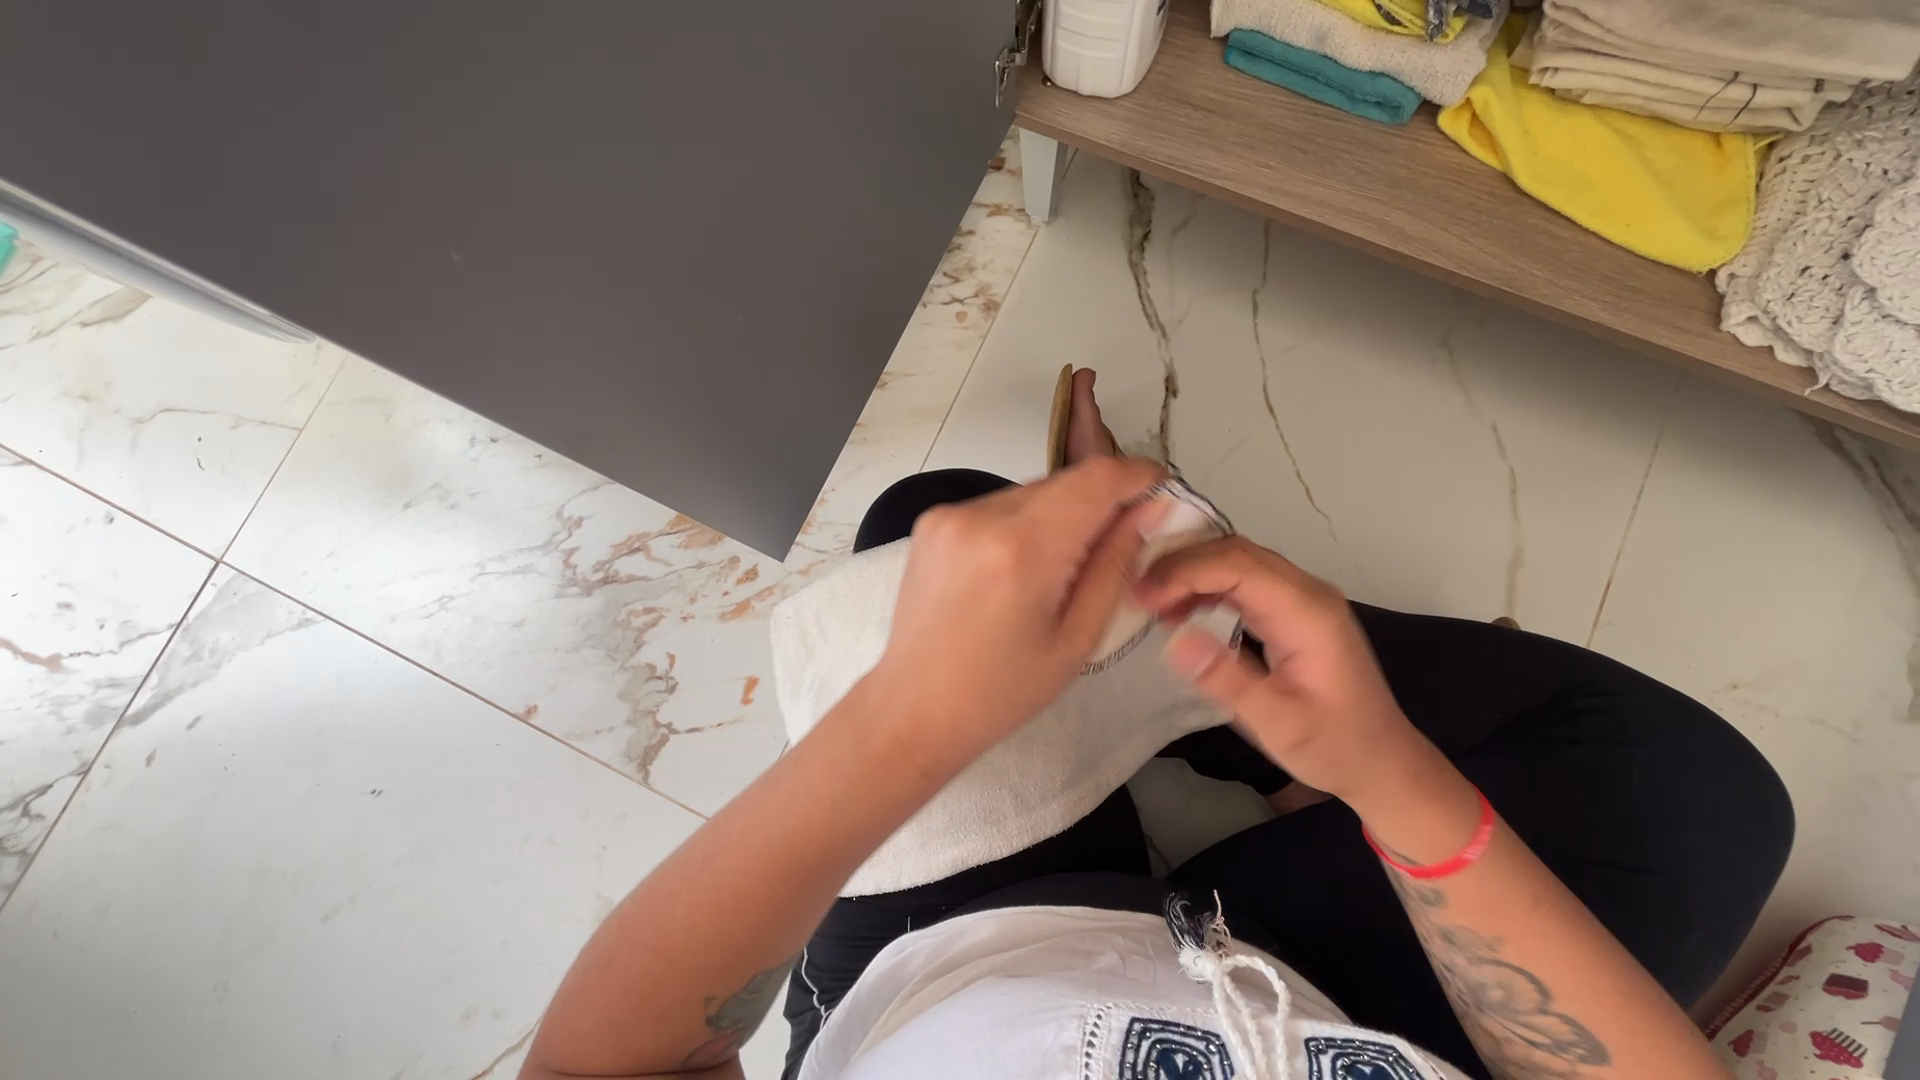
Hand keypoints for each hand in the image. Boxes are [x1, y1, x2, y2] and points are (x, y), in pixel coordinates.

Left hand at [869, 456, 1166, 769]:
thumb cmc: (1001, 692)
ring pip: (1030, 491)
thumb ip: (1115, 565)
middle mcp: (980, 517)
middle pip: (1063, 482)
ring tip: (1059, 568)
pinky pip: (997, 505)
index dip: (1136, 475)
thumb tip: (1150, 509)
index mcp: (1022, 550)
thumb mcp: (1077, 639)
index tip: (1159, 490)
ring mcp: (948, 515)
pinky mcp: (931, 521)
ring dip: (1059, 514)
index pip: (1095, 479)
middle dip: (1099, 502)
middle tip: (1116, 544)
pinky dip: (1023, 523)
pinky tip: (1019, 569)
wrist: (914, 707)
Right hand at [1134, 536, 1445, 812]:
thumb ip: (1229, 681)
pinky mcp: (1292, 611)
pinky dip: (1206, 587)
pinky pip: (1243, 580)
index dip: (1185, 571)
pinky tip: (1179, 610)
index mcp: (1307, 612)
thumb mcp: (1278, 725)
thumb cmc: (1334, 747)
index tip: (1144, 596)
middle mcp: (1307, 592)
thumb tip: (1174, 640)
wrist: (1382, 762)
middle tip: (1137, 594)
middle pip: (1236, 552)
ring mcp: (1302, 598)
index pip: (1238, 565)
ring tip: (1150, 601)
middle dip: (1181, 564)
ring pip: (1237, 560)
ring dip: (1190, 572)